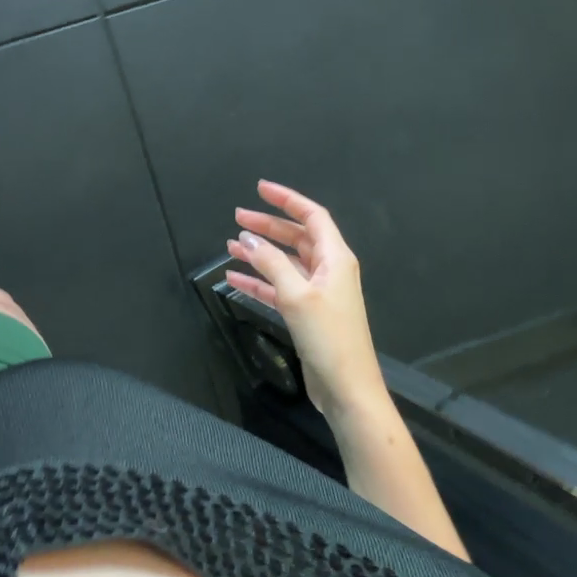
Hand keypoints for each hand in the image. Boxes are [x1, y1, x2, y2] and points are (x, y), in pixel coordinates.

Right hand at [226, 181, 387, 417]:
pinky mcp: (307, 312)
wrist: (347, 387)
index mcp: (335, 258)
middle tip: (237, 217)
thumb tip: (247, 237)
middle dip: (267, 225)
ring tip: (230, 246)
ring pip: (285, 262)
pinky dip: (259, 280)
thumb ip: (270, 262)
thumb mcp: (296, 295)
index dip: (287, 199)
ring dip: (259, 253)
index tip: (260, 189)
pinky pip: (279, 287)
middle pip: (296, 237)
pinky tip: (235, 278)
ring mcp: (318, 292)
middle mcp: (329, 270)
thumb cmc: (328, 336)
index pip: (312, 216)